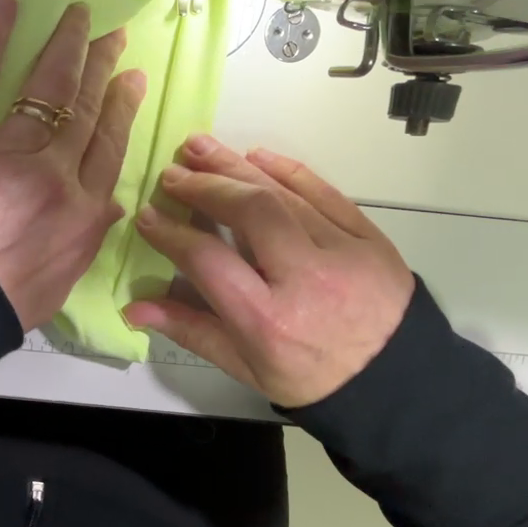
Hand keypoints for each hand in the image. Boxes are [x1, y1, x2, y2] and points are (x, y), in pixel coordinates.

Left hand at [0, 0, 146, 331]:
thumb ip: (87, 242)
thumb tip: (110, 209)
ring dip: (64, 46)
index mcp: (83, 211)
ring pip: (46, 88)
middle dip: (99, 67)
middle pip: (84, 109)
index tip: (130, 80)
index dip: (120, 110)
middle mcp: (56, 173)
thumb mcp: (60, 284)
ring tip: (76, 16)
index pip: (108, 148)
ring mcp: (8, 152)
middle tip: (111, 33)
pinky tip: (3, 2)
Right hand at [123, 137, 414, 406]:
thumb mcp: (243, 366)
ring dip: (237, 166)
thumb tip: (133, 307)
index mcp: (266, 319)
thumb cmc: (307, 375)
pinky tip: (255, 156)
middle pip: (252, 212)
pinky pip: (325, 192)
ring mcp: (343, 252)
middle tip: (172, 173)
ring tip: (200, 147)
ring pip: (284, 195)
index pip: (209, 260)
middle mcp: (305, 278)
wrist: (393, 379)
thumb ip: (189, 329)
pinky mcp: (369, 236)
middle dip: (206, 185)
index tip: (148, 216)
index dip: (172, 234)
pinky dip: (288, 170)